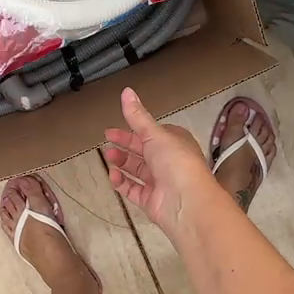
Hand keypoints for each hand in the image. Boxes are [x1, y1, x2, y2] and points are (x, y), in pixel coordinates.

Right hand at [103, 87, 212, 234]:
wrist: (186, 202)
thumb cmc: (177, 162)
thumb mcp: (155, 133)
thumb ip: (138, 116)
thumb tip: (127, 91)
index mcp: (175, 143)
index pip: (152, 133)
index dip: (135, 129)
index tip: (116, 128)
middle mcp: (168, 162)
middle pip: (143, 151)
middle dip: (125, 145)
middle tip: (107, 140)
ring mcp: (160, 182)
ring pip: (137, 170)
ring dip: (122, 162)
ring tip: (109, 157)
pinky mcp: (151, 200)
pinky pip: (133, 189)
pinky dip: (122, 182)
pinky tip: (112, 175)